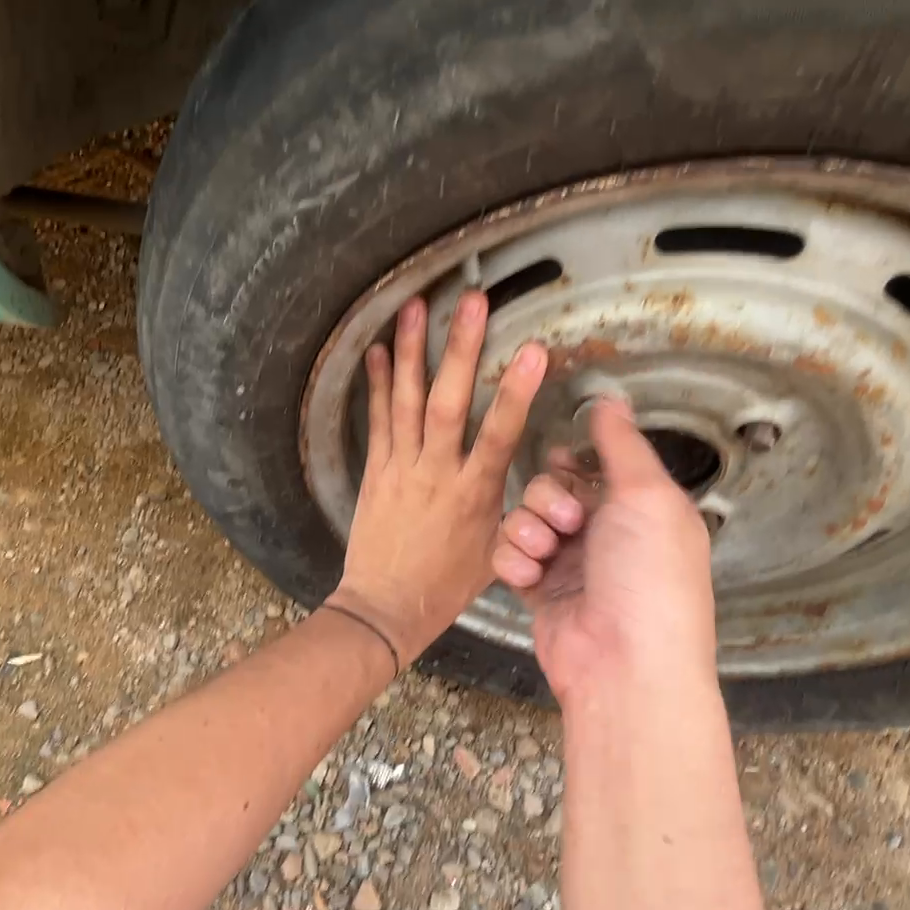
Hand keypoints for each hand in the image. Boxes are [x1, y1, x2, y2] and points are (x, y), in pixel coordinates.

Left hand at [331, 292, 546, 659]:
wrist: (386, 608)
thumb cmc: (445, 587)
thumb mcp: (493, 553)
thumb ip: (509, 510)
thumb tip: (534, 488)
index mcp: (475, 495)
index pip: (500, 435)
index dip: (516, 392)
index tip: (533, 351)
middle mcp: (436, 474)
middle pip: (448, 404)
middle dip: (460, 349)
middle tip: (471, 301)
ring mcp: (400, 469)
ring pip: (406, 403)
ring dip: (412, 352)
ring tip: (415, 307)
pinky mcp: (374, 472)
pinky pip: (376, 422)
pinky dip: (377, 385)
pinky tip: (377, 351)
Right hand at [489, 399, 716, 707]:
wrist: (622, 662)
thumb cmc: (649, 577)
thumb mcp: (647, 496)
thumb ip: (622, 444)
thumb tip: (612, 398)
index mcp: (640, 509)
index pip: (595, 466)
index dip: (574, 461)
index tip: (566, 462)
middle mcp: (604, 533)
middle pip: (550, 487)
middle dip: (548, 498)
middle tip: (566, 521)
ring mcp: (568, 563)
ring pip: (523, 519)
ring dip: (527, 529)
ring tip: (545, 553)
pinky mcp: (537, 590)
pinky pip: (507, 556)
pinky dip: (513, 562)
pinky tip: (528, 577)